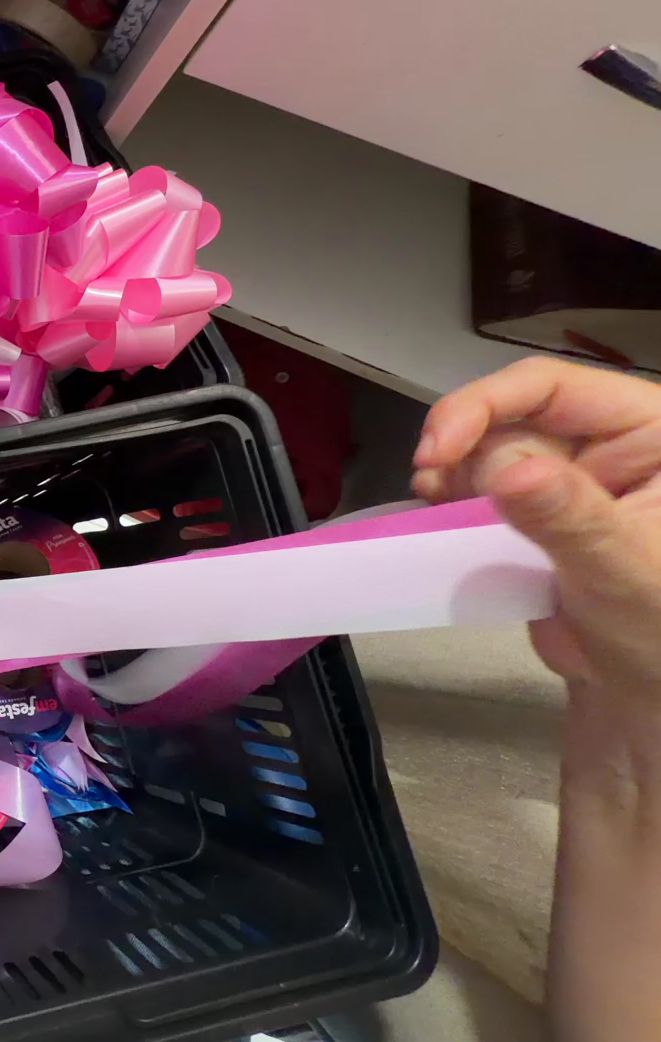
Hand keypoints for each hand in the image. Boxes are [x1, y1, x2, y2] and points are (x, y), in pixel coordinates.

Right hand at [412, 358, 660, 698]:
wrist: (649, 685)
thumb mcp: (625, 572)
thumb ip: (571, 518)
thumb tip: (509, 471)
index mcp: (658, 436)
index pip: (550, 386)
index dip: (479, 408)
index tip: (433, 456)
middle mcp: (615, 442)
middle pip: (504, 416)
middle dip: (461, 453)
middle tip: (442, 500)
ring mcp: (571, 474)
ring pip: (481, 447)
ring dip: (450, 476)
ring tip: (442, 511)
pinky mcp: (536, 504)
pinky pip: (474, 481)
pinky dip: (447, 496)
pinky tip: (442, 518)